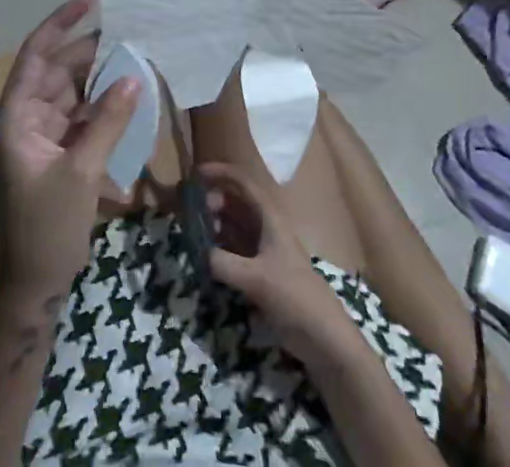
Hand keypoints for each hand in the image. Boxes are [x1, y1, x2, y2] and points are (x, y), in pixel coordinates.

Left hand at [0, 0, 137, 300]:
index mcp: (18, 117)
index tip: (87, 2)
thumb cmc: (47, 226)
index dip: (58, 26)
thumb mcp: (81, 172)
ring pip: (74, 90)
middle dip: (90, 49)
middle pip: (59, 70)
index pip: (35, 58)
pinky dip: (106, 103)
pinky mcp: (64, 150)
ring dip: (101, 75)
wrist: (37, 279)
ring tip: (135, 54)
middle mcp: (29, 117)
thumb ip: (107, 123)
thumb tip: (134, 78)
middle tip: (129, 31)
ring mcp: (47, 133)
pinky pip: (85, 114)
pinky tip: (131, 93)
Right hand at [201, 162, 356, 362]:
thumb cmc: (294, 297)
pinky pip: (232, 248)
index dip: (220, 173)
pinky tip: (202, 254)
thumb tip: (199, 253)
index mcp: (270, 218)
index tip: (195, 175)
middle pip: (235, 202)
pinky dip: (217, 246)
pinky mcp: (258, 270)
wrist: (322, 336)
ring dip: (212, 224)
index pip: (243, 183)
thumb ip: (223, 263)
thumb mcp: (256, 279)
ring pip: (232, 225)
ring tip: (191, 232)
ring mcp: (262, 249)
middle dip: (211, 201)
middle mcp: (265, 227)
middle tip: (187, 213)